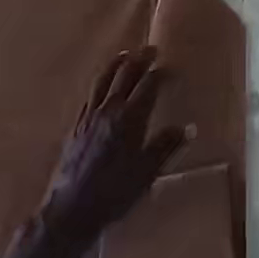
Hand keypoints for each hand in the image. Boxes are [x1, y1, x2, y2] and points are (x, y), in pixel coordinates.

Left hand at [39, 47, 187, 250]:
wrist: (70, 209)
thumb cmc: (114, 193)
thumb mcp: (147, 172)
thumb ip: (166, 146)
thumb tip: (188, 127)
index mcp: (129, 119)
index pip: (148, 87)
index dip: (160, 74)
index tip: (170, 67)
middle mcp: (108, 111)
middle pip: (125, 77)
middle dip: (139, 61)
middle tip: (150, 48)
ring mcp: (89, 117)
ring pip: (103, 81)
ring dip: (115, 65)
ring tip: (125, 54)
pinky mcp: (76, 126)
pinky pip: (89, 95)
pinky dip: (99, 83)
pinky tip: (102, 85)